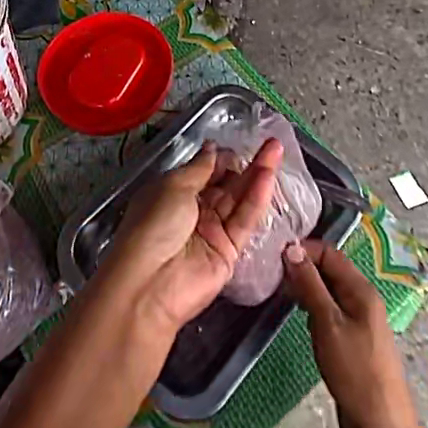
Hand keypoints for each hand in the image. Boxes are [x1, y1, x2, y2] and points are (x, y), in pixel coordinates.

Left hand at [99, 140, 282, 332]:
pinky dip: (257, 197)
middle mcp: (194, 212)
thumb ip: (200, 168)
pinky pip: (245, 219)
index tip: (240, 143)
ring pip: (239, 199)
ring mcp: (213, 232)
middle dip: (246, 163)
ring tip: (277, 150)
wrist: (150, 285)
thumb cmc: (153, 226)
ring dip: (258, 174)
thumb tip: (212, 149)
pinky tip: (268, 176)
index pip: (204, 172)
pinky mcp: (230, 250)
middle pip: (225, 184)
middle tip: (270, 142)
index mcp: (173, 194)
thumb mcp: (173, 187)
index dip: (221, 158)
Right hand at [282, 239, 417, 427]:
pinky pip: (331, 312)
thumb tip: (294, 250)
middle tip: (273, 275)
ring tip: (280, 293)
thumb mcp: (328, 324)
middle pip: (331, 271)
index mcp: (361, 289)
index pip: (331, 254)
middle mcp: (362, 299)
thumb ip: (311, 286)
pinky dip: (313, 309)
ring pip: (329, 292)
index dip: (304, 250)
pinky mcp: (353, 339)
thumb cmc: (354, 370)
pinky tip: (299, 318)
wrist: (380, 423)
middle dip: (303, 268)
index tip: (276, 256)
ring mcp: (359, 320)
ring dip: (307, 289)